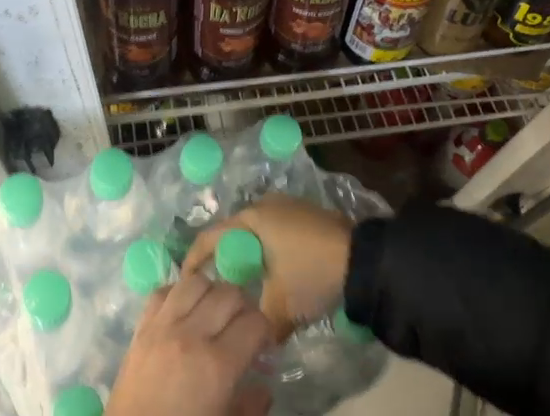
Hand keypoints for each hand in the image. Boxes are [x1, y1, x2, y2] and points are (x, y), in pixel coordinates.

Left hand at [106, 273, 272, 415]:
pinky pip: (163, 291)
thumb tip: (264, 385)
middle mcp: (191, 335)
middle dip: (244, 307)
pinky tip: (184, 312)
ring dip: (212, 292)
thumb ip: (251, 405)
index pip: (255, 322)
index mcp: (218, 365)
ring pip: (196, 282)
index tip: (264, 345)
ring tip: (214, 312)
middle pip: (229, 293)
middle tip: (243, 327)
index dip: (266, 330)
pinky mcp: (141, 326)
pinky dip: (178, 294)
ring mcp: (163, 326)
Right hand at [184, 192, 352, 339]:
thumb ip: (257, 326)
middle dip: (224, 259)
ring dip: (248, 255)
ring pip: (255, 232)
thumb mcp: (280, 307)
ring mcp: (287, 205)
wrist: (363, 259)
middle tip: (218, 287)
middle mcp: (264, 204)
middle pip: (232, 233)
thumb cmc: (311, 274)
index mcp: (250, 219)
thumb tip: (250, 345)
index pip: (210, 238)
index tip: (186, 283)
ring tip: (246, 282)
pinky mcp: (305, 213)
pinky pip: (274, 230)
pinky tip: (274, 271)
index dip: (194, 261)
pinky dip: (268, 250)